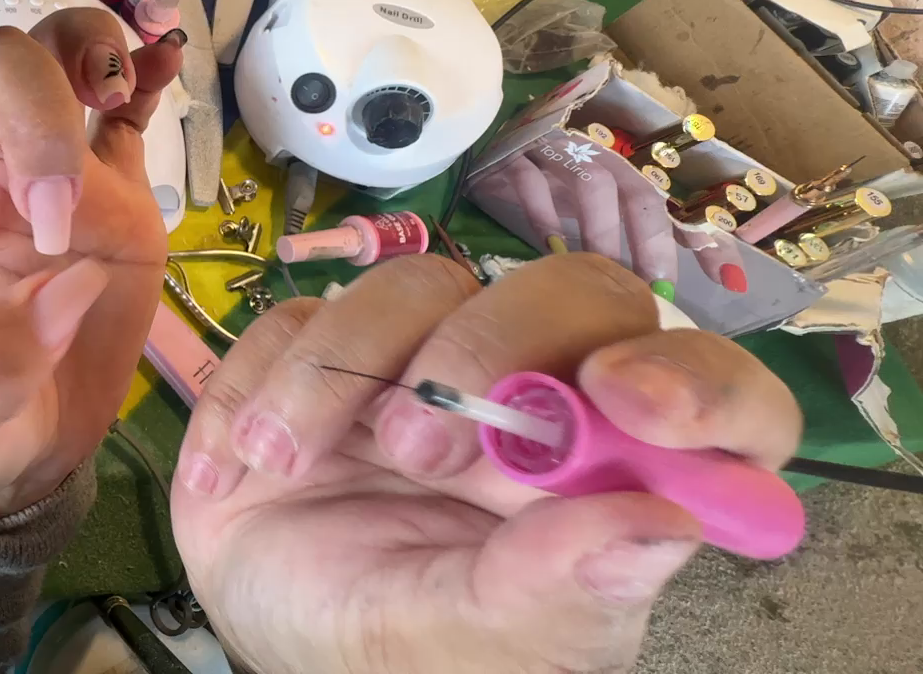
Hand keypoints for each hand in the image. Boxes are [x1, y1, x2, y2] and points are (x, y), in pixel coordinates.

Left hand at [0, 0, 182, 524]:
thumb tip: (63, 282)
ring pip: (66, 57)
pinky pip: (135, 117)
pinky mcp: (119, 195)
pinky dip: (150, 76)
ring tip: (115, 97)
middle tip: (55, 218)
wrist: (16, 456)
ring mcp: (60, 170)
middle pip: (3, 64)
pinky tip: (166, 60)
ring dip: (91, 51)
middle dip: (34, 113)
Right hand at [171, 253, 801, 672]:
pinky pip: (285, 322)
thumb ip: (548, 598)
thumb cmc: (374, 645)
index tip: (627, 403)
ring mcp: (404, 355)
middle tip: (409, 449)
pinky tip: (229, 470)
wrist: (250, 611)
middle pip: (542, 292)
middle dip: (472, 353)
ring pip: (397, 290)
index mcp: (592, 472)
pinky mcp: (308, 341)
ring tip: (278, 465)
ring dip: (325, 375)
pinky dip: (247, 388)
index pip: (699, 384)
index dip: (688, 374)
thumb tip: (658, 524)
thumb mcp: (463, 646)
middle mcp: (513, 392)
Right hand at [477, 150, 746, 293]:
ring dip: (600, 229)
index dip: (706, 238)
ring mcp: (555, 150)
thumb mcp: (598, 201)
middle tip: (652, 287)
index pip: (680, 204)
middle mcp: (597, 153)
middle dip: (651, 241)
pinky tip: (549, 245)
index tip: (729, 284)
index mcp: (624, 166)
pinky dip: (543, 213)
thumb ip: (641, 228)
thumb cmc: (547, 178)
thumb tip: (705, 278)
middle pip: (638, 192)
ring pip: (591, 184)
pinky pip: (531, 181)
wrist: (487, 142)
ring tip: (599, 269)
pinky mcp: (513, 153)